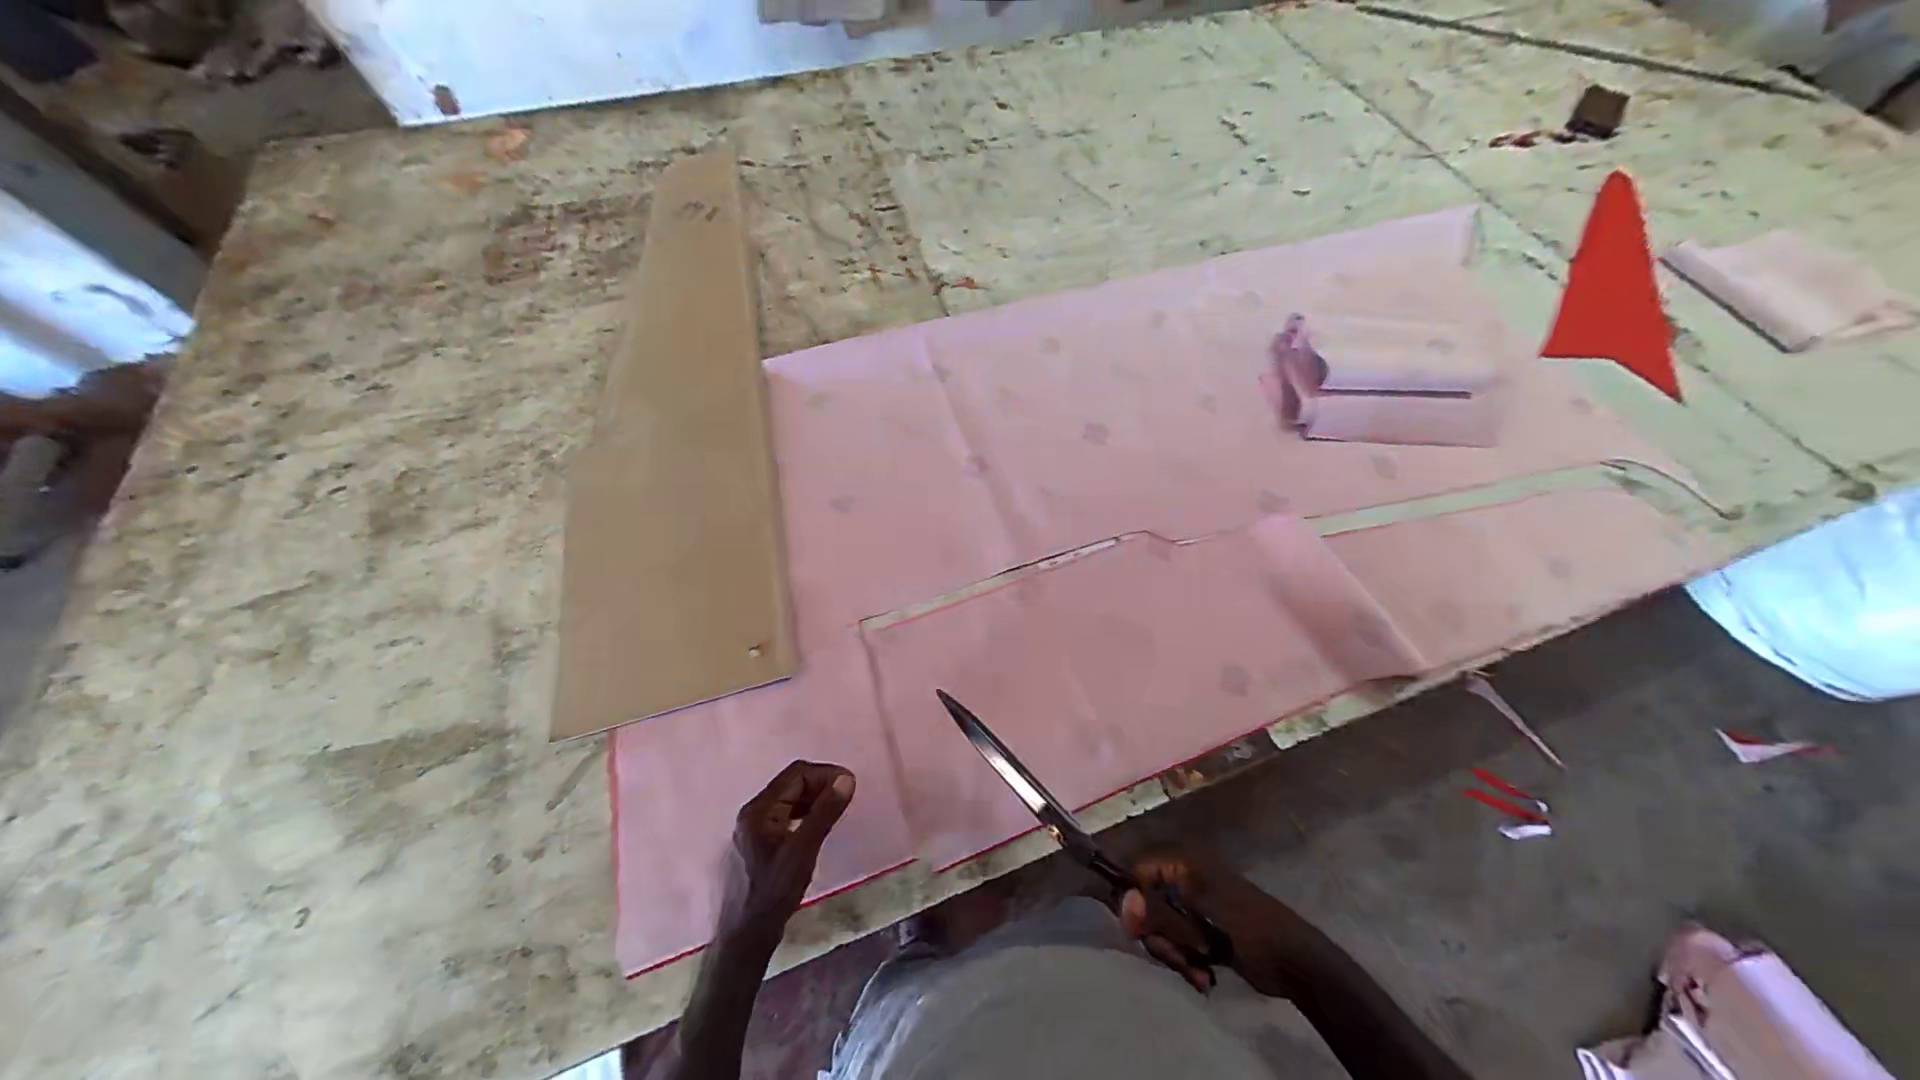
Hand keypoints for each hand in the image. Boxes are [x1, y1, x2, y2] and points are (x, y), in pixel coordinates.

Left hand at [717, 760, 855, 947]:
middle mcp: (753, 812)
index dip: (825, 774)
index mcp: (758, 809)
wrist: (746, 937)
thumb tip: (846, 780)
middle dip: (821, 784)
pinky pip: (788, 814)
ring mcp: (755, 827)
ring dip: (815, 797)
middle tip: (847, 796)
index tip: (850, 785)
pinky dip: (807, 812)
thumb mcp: (803, 851)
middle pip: (792, 783)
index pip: (796, 774)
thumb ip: (824, 813)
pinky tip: (819, 824)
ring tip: (838, 808)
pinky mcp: (761, 841)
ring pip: (791, 798)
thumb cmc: (773, 893)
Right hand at [1119, 850, 1327, 998]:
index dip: (1133, 902)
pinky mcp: (1202, 930)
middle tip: (1179, 958)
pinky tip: (1206, 978)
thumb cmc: (1247, 930)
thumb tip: (1122, 908)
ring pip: (1162, 929)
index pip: (1137, 872)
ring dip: (1176, 955)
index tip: (1138, 931)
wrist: (1295, 961)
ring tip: (1199, 973)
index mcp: (1183, 863)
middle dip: (1161, 938)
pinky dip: (1187, 962)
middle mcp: (1183, 878)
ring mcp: (1193, 905)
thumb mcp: (1199, 920)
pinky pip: (1178, 943)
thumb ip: (1158, 913)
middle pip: (1147, 906)